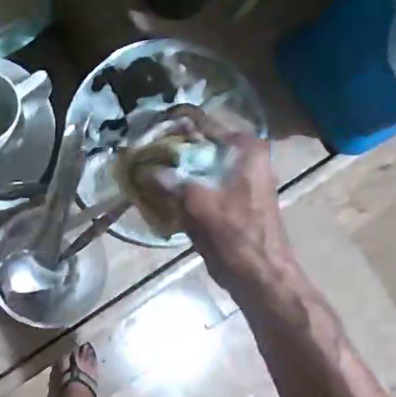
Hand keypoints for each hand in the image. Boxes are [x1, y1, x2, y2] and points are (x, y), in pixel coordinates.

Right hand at [150, 105, 299, 297]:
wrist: (259, 274)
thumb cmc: (236, 236)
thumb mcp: (198, 203)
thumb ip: (169, 181)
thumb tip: (141, 167)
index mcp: (244, 148)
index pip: (200, 122)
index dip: (169, 125)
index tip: (142, 133)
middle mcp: (242, 156)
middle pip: (196, 143)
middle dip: (166, 150)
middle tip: (136, 155)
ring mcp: (236, 177)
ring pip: (195, 165)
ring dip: (170, 170)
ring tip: (140, 171)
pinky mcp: (228, 197)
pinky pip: (198, 183)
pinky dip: (179, 187)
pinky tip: (156, 192)